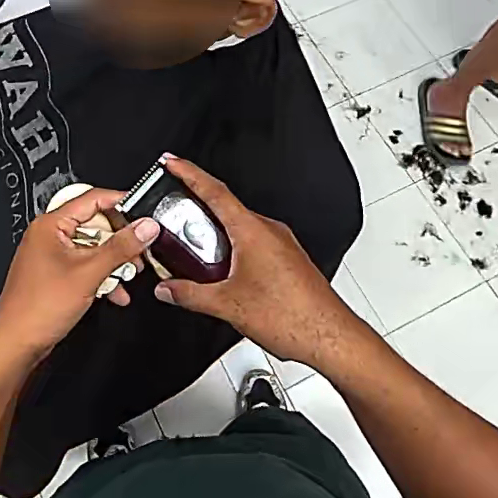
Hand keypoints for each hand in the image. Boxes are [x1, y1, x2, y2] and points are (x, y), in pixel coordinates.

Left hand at [0, 188, 159, 362]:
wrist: (17, 345)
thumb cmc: (36, 309)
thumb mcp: (89, 272)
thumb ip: (121, 247)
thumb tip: (145, 227)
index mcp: (50, 225)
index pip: (93, 199)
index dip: (122, 203)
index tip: (144, 212)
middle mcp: (49, 236)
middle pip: (97, 225)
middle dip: (122, 240)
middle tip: (141, 248)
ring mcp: (53, 256)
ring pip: (95, 248)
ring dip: (115, 262)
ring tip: (129, 273)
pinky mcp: (58, 275)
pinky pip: (89, 266)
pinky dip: (104, 276)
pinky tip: (116, 291)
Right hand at [149, 156, 369, 373]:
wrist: (328, 335)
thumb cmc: (293, 316)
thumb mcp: (227, 305)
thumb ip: (190, 294)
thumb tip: (169, 289)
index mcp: (253, 231)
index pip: (215, 191)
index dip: (189, 173)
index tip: (172, 162)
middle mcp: (270, 231)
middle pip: (226, 210)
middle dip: (197, 213)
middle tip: (174, 219)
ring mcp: (281, 244)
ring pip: (241, 230)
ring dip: (216, 237)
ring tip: (195, 255)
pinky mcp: (287, 259)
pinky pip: (254, 245)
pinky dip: (234, 251)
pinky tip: (223, 274)